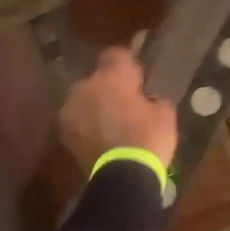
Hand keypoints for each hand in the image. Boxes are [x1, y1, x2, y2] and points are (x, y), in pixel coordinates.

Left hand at [60, 47, 177, 168]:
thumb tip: (147, 99)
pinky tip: (99, 135)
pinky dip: (86, 123)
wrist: (122, 176)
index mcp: (112, 76)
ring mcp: (71, 108)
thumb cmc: (148, 139)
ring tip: (110, 121)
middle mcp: (86, 85)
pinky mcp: (64, 131)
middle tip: (125, 102)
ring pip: (84, 98)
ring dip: (95, 105)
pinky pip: (77, 119)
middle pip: (97, 78)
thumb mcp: (165, 113)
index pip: (116, 54)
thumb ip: (153, 98)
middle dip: (108, 86)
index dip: (127, 64)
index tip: (138, 77)